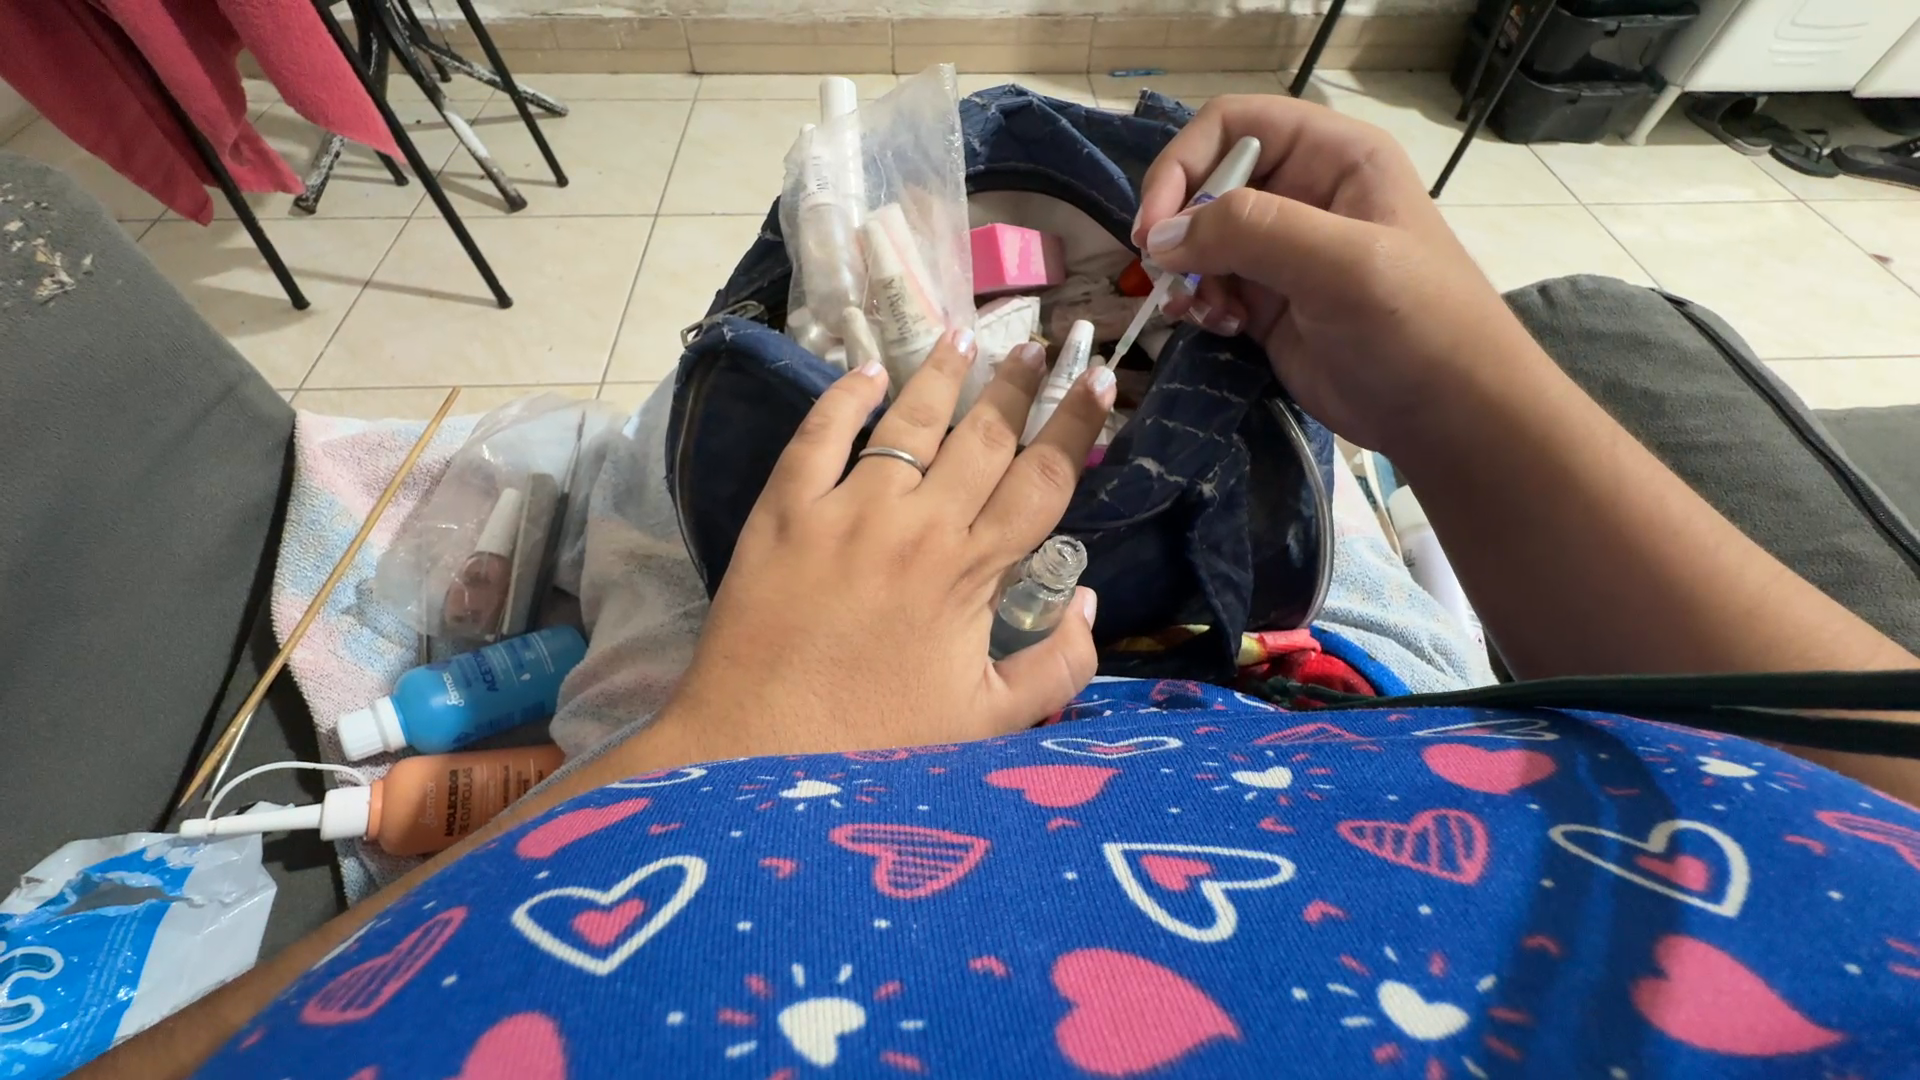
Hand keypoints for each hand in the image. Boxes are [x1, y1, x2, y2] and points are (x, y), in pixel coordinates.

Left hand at [657, 331, 1117, 758]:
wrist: (759, 753)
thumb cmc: (879, 743)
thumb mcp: (988, 723)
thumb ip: (1057, 667)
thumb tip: (1090, 602)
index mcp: (971, 570)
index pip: (1042, 480)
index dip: (1075, 425)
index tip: (1099, 379)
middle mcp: (918, 522)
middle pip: (983, 437)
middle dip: (1018, 387)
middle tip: (1038, 345)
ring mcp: (847, 509)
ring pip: (908, 421)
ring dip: (943, 375)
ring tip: (966, 334)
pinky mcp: (786, 510)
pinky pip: (820, 435)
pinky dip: (844, 396)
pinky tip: (867, 370)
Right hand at [1133, 94, 1538, 453]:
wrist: (1443, 413)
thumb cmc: (1412, 325)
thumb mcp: (1339, 265)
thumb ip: (1252, 233)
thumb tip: (1161, 237)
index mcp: (1331, 157)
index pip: (1232, 126)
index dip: (1182, 167)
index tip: (1152, 230)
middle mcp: (1302, 195)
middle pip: (1206, 186)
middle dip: (1179, 233)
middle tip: (1170, 282)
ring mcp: (1281, 254)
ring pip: (1200, 244)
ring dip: (1187, 278)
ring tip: (1202, 313)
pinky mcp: (1267, 305)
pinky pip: (1210, 290)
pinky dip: (1200, 308)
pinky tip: (1221, 329)